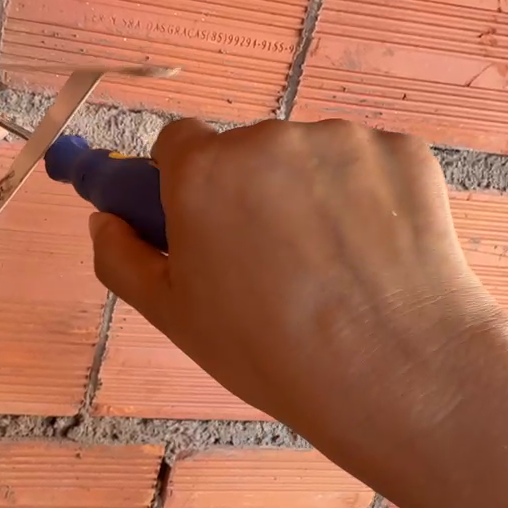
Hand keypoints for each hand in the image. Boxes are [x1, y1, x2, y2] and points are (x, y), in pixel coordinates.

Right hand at [88, 118, 507, 444]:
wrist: (394, 368)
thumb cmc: (261, 346)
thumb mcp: (168, 313)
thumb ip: (118, 257)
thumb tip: (104, 221)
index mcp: (201, 172)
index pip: (175, 141)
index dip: (179, 180)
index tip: (194, 220)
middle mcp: (266, 138)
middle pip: (240, 151)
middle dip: (242, 191)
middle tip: (261, 260)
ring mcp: (341, 138)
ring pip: (302, 156)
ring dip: (300, 191)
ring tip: (322, 264)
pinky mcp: (403, 149)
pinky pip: (361, 162)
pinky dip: (358, 195)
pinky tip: (366, 251)